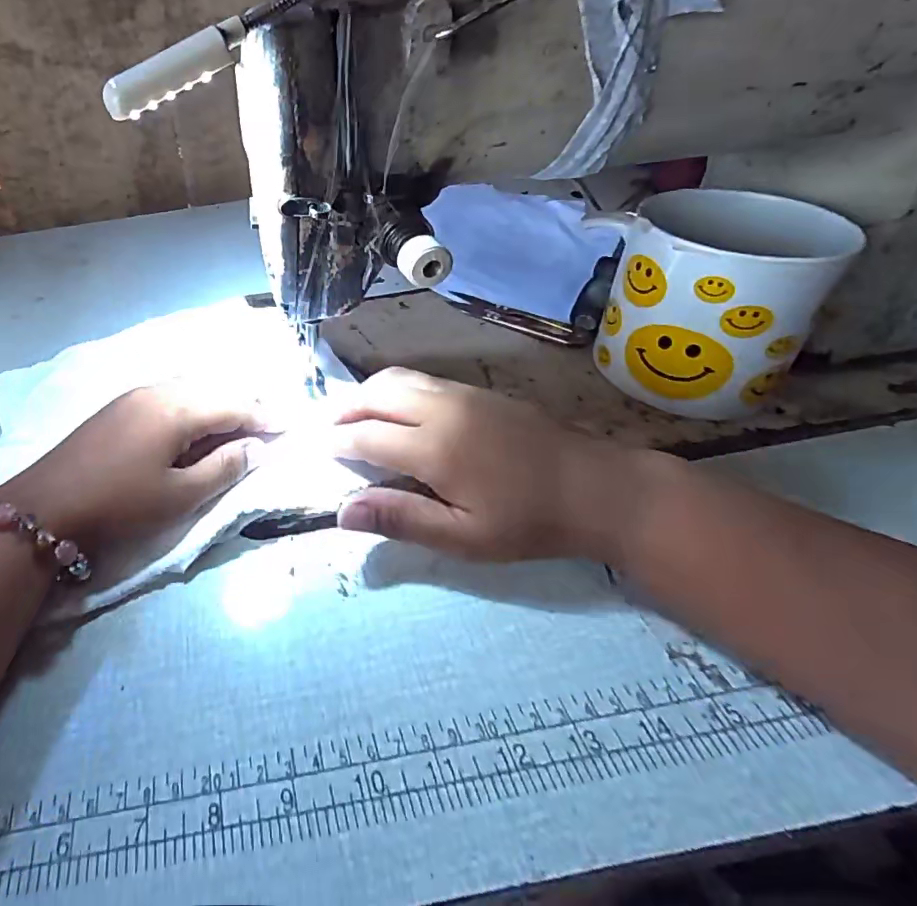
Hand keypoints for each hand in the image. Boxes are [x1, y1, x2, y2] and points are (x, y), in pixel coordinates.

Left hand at [0, 382, 267, 551]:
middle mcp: (158, 390)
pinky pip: (169, 395)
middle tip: (270, 422)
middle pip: (213, 389)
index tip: (291, 423)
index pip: (234, 404)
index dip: (265, 415)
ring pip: (190, 388)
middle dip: (245, 403)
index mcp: (177, 408)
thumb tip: (258, 448)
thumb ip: (223, 468)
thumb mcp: (178, 496)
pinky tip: (196, 423)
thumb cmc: (118, 505)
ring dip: (218, 402)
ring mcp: (134, 396)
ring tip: (238, 423)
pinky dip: (193, 405)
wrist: (45, 507)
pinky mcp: (118, 407)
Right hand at [328, 368, 651, 564]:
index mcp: (434, 447)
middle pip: (374, 394)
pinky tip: (394, 409)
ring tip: (351, 416)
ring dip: (365, 394)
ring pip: (396, 379)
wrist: (601, 488)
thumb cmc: (529, 522)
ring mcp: (462, 394)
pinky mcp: (478, 390)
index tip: (315, 450)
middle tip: (325, 430)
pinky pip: (419, 378)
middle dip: (342, 409)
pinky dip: (392, 389)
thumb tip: (342, 512)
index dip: (334, 442)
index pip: (364, 435)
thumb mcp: (464, 537)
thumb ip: (401, 519)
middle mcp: (441, 409)